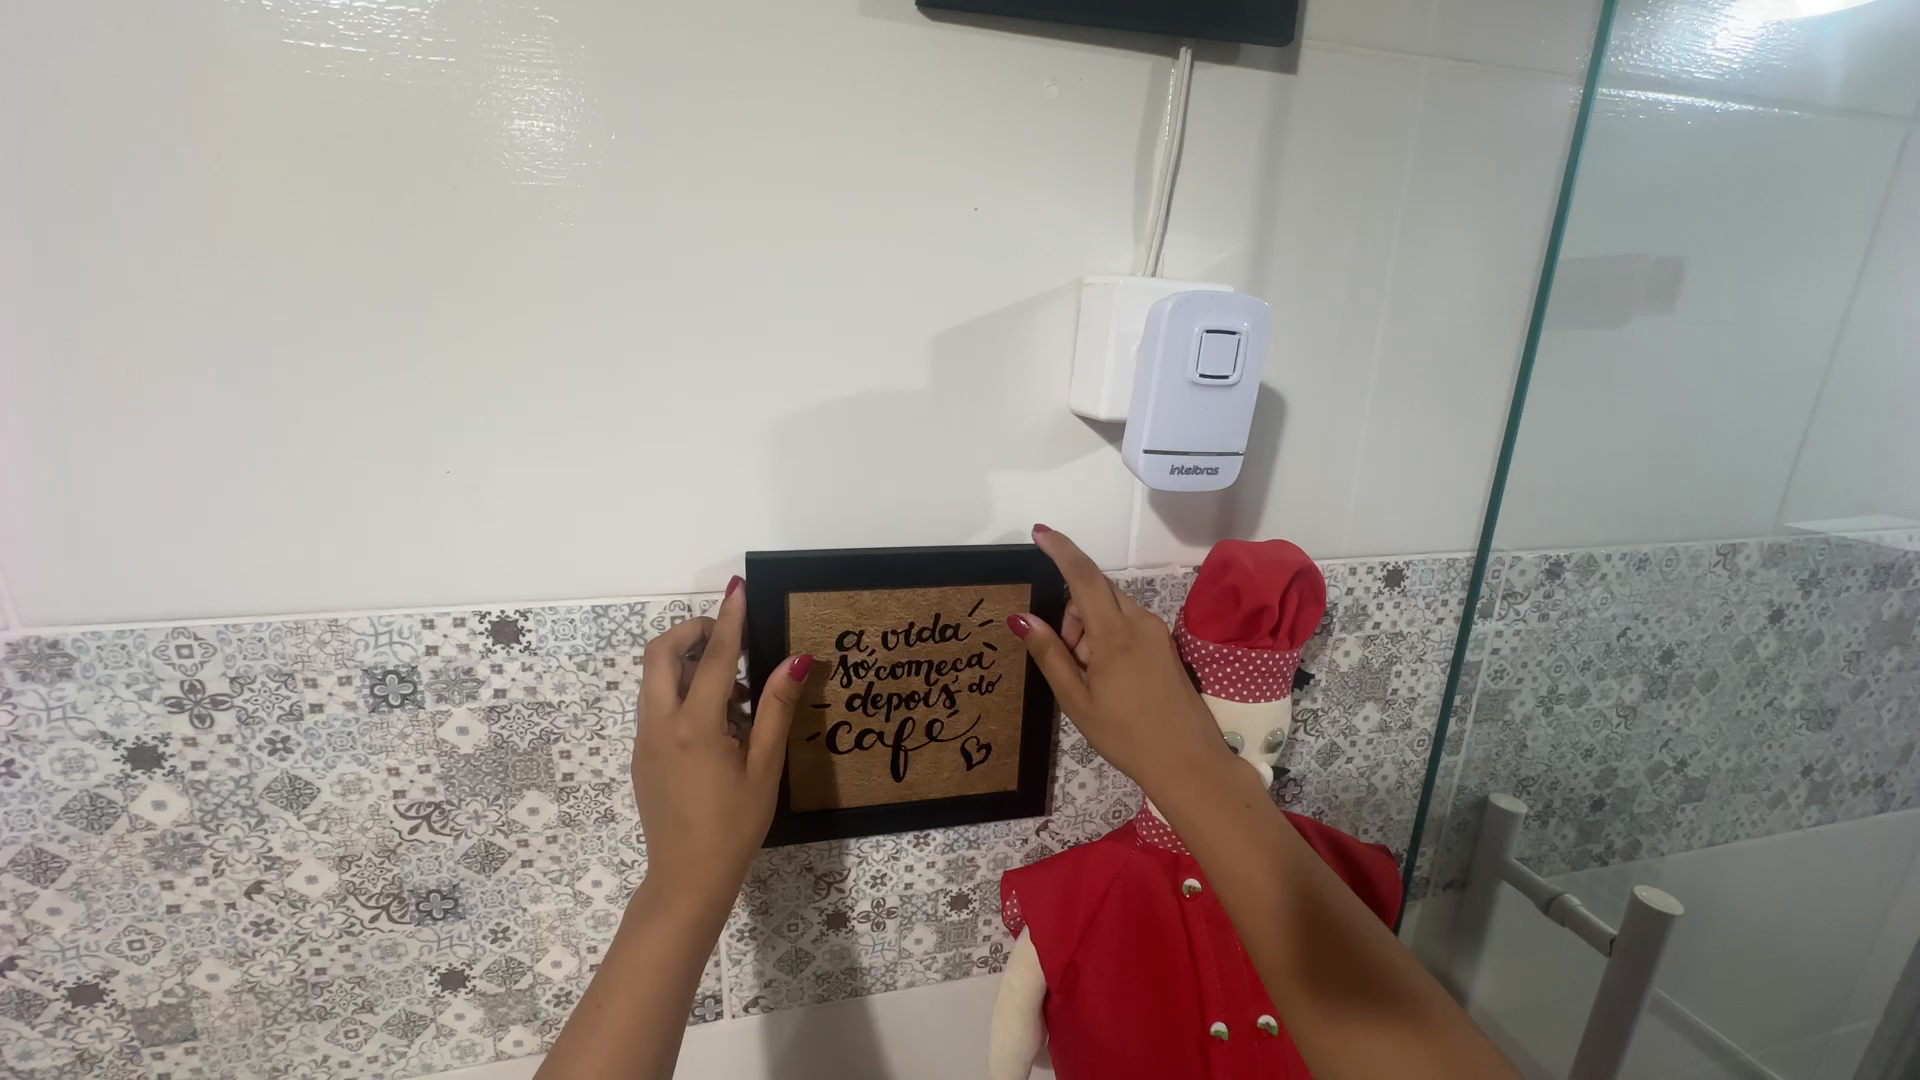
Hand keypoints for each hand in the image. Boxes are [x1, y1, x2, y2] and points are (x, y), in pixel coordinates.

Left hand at [634, 579, 812, 906]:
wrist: (687, 878)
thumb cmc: (735, 824)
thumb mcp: (765, 765)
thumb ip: (775, 707)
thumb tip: (796, 660)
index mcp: (694, 726)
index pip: (712, 657)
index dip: (729, 619)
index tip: (738, 587)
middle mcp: (660, 724)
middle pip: (660, 655)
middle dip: (691, 632)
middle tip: (728, 638)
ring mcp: (645, 739)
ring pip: (654, 678)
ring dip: (687, 663)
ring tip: (735, 689)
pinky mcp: (642, 754)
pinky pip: (657, 704)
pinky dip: (681, 690)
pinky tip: (720, 720)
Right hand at [1009, 525, 1234, 796]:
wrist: (1190, 763)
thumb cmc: (1126, 735)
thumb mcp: (1076, 700)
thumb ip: (1049, 654)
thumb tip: (1020, 618)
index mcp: (1115, 634)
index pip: (1083, 576)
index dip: (1061, 550)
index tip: (1039, 532)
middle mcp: (1140, 622)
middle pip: (1095, 592)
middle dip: (1071, 612)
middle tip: (1068, 659)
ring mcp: (1156, 632)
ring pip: (1110, 608)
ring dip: (1089, 628)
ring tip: (1090, 676)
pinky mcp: (1165, 644)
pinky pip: (1127, 623)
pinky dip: (1107, 637)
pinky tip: (1109, 677)